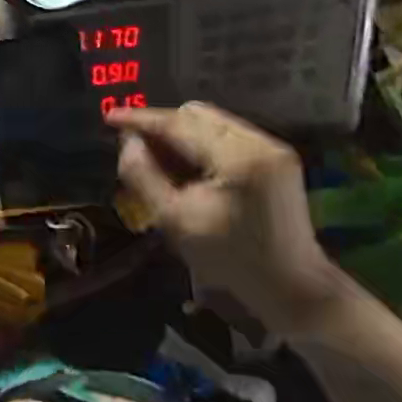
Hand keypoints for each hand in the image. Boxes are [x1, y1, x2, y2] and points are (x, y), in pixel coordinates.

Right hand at [108, 103, 352, 334]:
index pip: (179, 124)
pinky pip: (227, 135)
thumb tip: (126, 143)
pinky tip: (185, 166)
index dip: (141, 119)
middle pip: (197, 115)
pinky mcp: (277, 158)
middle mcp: (260, 142)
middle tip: (134, 147)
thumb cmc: (230, 259)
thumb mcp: (175, 220)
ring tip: (157, 159)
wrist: (291, 286)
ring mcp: (272, 147)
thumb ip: (143, 176)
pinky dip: (200, 143)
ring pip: (211, 122)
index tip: (110, 118)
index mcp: (238, 157)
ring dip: (180, 134)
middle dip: (161, 126)